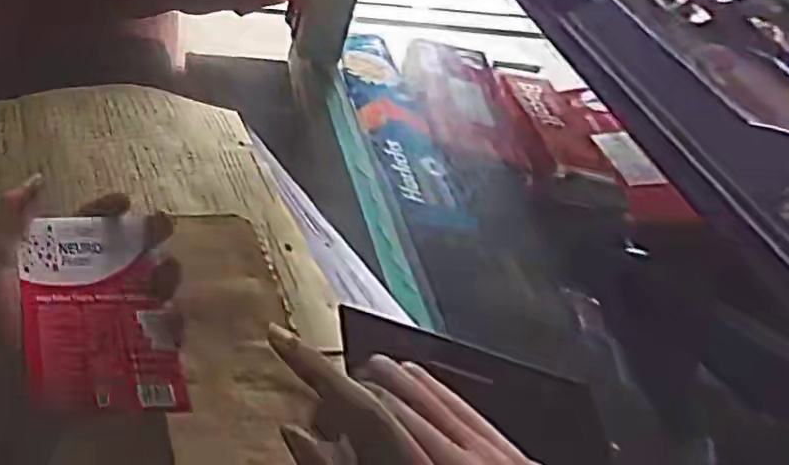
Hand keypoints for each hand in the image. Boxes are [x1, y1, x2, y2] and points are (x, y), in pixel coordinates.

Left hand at [0, 177, 176, 366]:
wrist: (15, 389)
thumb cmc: (9, 323)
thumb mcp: (3, 264)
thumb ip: (12, 219)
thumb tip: (36, 178)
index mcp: (72, 258)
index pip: (95, 223)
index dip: (109, 208)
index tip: (124, 201)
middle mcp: (99, 281)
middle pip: (132, 252)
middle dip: (151, 237)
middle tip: (161, 228)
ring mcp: (117, 317)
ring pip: (153, 291)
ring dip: (166, 279)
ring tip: (165, 277)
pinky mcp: (130, 354)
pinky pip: (161, 340)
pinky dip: (172, 330)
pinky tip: (170, 321)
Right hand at [268, 325, 535, 464]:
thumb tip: (294, 432)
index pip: (356, 400)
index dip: (310, 363)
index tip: (277, 336)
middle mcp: (460, 455)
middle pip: (376, 386)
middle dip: (342, 394)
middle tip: (328, 428)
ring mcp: (492, 450)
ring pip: (408, 377)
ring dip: (374, 386)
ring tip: (366, 422)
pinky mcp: (510, 449)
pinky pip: (445, 391)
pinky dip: (412, 388)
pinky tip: (402, 412)